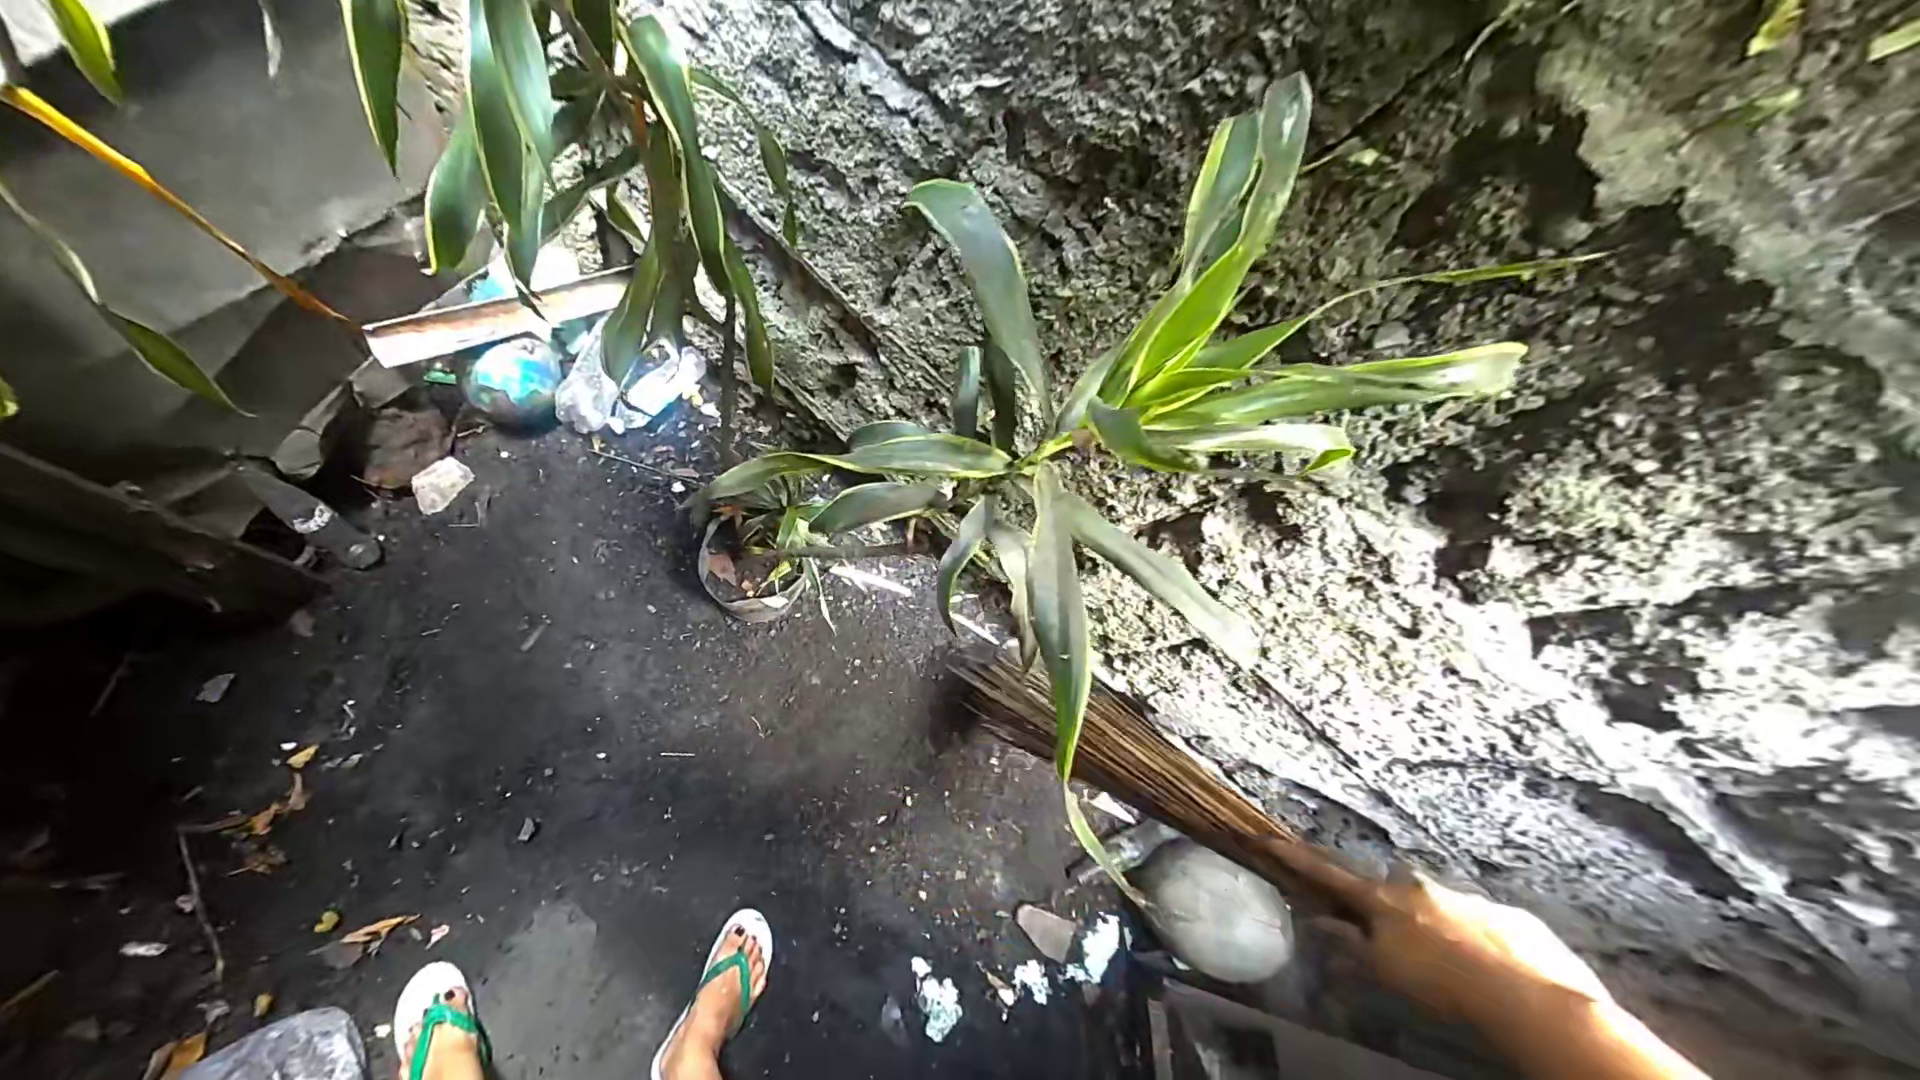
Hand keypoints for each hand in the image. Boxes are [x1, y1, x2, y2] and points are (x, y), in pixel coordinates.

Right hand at [1260, 837, 1608, 1021]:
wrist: (1534, 1002)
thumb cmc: (1443, 986)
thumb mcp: (1385, 971)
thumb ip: (1350, 944)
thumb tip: (1319, 921)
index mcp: (1384, 898)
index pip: (1328, 873)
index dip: (1294, 857)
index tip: (1265, 839)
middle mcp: (1419, 884)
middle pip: (1392, 889)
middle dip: (1388, 907)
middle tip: (1397, 939)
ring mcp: (1468, 896)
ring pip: (1438, 905)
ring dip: (1436, 926)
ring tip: (1454, 966)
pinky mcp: (1512, 916)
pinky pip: (1484, 923)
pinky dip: (1479, 940)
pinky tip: (1492, 970)